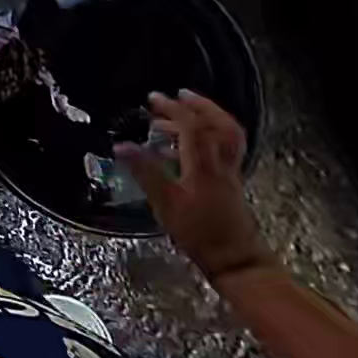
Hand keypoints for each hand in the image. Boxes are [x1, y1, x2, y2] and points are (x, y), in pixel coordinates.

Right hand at [116, 89, 271, 280]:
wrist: (235, 262)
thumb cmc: (199, 233)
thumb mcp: (164, 202)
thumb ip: (144, 171)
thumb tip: (121, 145)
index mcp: (204, 165)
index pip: (193, 126)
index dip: (173, 109)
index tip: (153, 98)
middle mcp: (221, 164)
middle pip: (220, 125)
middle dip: (200, 105)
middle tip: (178, 94)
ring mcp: (229, 174)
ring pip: (226, 136)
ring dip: (206, 119)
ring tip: (180, 114)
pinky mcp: (229, 183)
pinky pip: (222, 149)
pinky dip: (205, 138)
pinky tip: (182, 147)